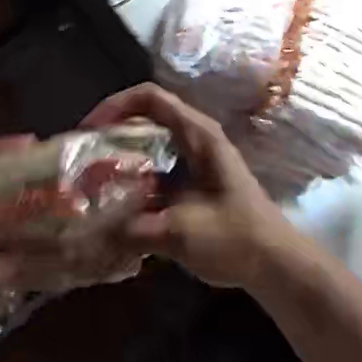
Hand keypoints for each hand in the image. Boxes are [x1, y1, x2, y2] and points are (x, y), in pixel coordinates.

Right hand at [81, 83, 294, 289]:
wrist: (276, 264)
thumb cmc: (235, 238)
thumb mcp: (180, 233)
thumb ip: (134, 229)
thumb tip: (92, 228)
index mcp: (198, 134)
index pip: (150, 97)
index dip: (115, 105)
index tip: (89, 129)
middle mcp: (196, 137)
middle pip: (146, 115)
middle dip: (112, 130)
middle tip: (84, 154)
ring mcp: (197, 158)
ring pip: (150, 141)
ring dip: (122, 152)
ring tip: (93, 175)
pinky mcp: (195, 180)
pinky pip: (157, 164)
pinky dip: (134, 174)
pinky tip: (117, 199)